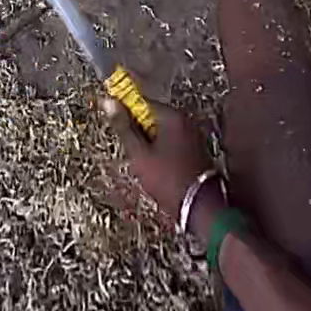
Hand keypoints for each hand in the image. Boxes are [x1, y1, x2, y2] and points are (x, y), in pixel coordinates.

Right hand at [101, 98, 211, 227]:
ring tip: (148, 165)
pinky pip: (173, 142)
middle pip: (153, 116)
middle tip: (136, 153)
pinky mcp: (197, 149)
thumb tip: (108, 101)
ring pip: (162, 131)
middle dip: (140, 132)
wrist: (201, 209)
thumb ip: (124, 127)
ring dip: (151, 143)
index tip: (120, 130)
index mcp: (171, 116)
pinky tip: (161, 170)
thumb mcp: (140, 154)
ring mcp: (193, 134)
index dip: (127, 115)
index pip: (142, 102)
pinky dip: (164, 151)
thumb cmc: (167, 180)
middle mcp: (185, 120)